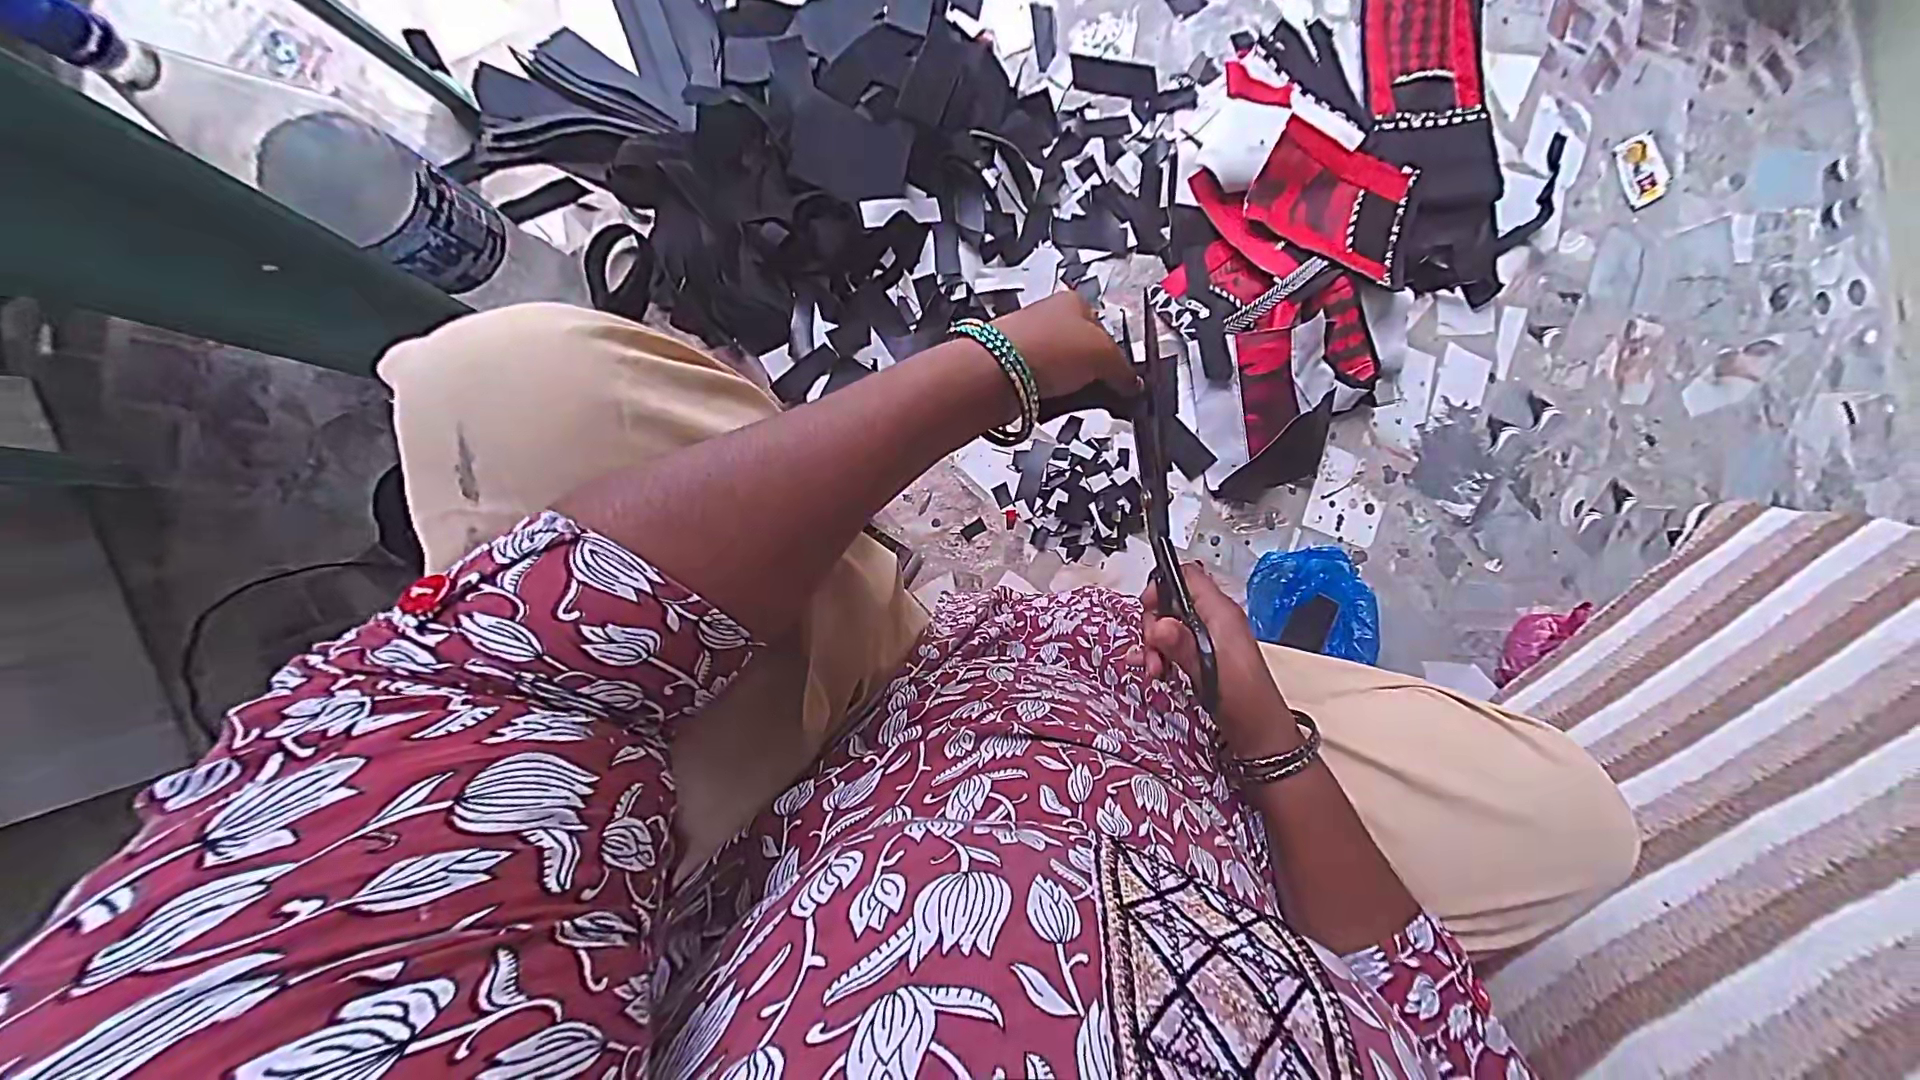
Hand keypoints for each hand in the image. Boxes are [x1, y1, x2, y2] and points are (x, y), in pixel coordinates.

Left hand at [992, 291, 1140, 400]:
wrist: (995, 374)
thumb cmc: (1040, 347)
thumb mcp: (1103, 355)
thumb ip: (1124, 370)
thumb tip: (1132, 383)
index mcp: (1073, 302)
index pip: (1107, 330)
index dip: (1118, 357)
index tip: (1125, 380)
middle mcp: (1048, 320)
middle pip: (1083, 354)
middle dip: (1093, 375)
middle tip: (1103, 393)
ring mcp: (1029, 348)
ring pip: (1062, 375)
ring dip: (1071, 390)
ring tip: (1074, 399)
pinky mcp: (1013, 375)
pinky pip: (1042, 391)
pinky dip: (1050, 400)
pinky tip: (1051, 404)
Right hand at [1127, 562, 1304, 759]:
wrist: (1260, 736)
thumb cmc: (1245, 703)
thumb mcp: (1209, 671)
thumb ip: (1182, 645)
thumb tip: (1158, 624)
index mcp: (1221, 613)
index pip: (1186, 576)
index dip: (1162, 586)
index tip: (1148, 610)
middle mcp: (1214, 620)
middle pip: (1170, 601)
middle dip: (1153, 623)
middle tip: (1153, 649)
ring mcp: (1207, 637)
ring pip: (1167, 624)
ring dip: (1154, 644)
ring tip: (1156, 668)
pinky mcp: (1201, 654)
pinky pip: (1171, 643)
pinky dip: (1159, 654)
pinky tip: (1156, 670)